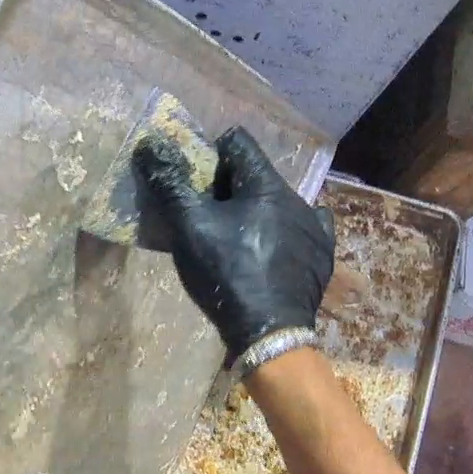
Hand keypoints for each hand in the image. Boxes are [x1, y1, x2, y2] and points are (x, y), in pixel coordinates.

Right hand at [132, 126, 333, 364]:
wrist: (269, 329)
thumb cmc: (226, 271)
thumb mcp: (189, 226)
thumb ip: (171, 184)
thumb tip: (150, 146)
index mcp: (266, 183)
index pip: (238, 143)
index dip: (212, 154)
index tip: (196, 180)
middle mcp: (298, 196)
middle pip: (257, 175)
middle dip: (232, 187)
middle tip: (209, 213)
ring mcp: (314, 228)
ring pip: (279, 203)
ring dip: (258, 210)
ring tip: (238, 237)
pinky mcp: (322, 255)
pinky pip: (303, 230)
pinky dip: (286, 232)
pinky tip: (274, 247)